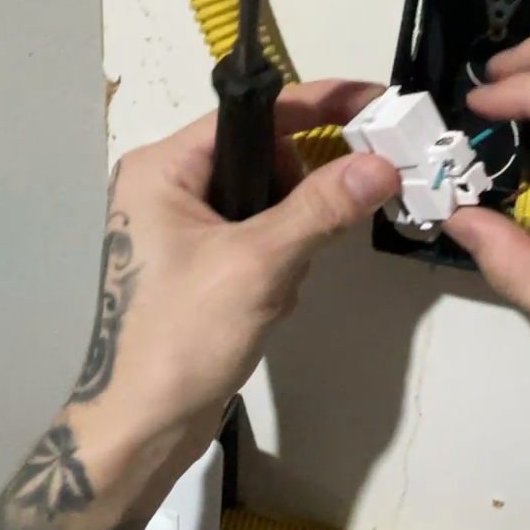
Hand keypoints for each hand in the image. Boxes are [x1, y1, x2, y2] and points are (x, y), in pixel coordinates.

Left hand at [69, 81, 398, 458]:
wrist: (146, 425)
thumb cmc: (184, 336)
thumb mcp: (258, 264)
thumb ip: (321, 209)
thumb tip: (383, 164)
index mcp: (164, 169)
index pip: (251, 114)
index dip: (316, 105)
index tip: (376, 104)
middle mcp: (169, 189)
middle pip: (263, 158)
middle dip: (300, 194)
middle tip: (316, 233)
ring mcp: (184, 231)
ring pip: (268, 203)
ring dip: (292, 238)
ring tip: (279, 283)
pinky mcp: (201, 266)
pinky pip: (259, 240)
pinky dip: (280, 264)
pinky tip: (270, 301)